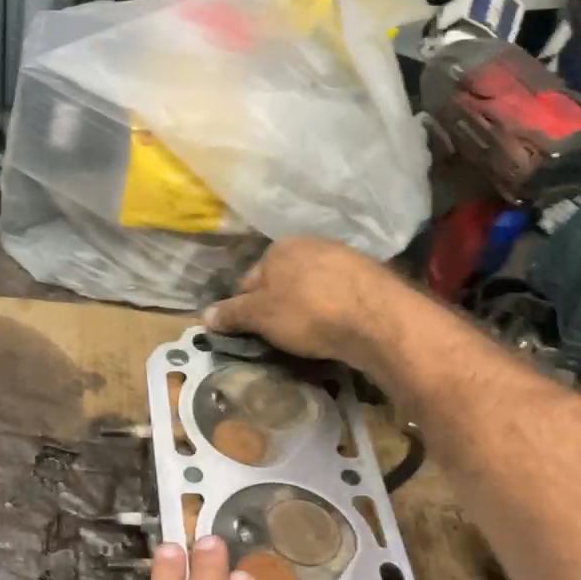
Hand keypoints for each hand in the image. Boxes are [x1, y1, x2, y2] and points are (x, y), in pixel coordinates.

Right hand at [202, 237, 401, 367]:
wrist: (376, 319)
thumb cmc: (307, 312)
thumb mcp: (260, 317)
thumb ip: (231, 314)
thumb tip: (203, 315)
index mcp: (280, 248)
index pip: (249, 280)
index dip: (246, 308)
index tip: (253, 331)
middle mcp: (311, 244)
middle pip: (282, 281)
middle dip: (278, 305)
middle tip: (280, 336)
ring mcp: (344, 257)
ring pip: (312, 286)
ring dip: (307, 307)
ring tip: (310, 335)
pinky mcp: (370, 276)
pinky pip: (338, 294)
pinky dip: (333, 309)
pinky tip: (336, 328)